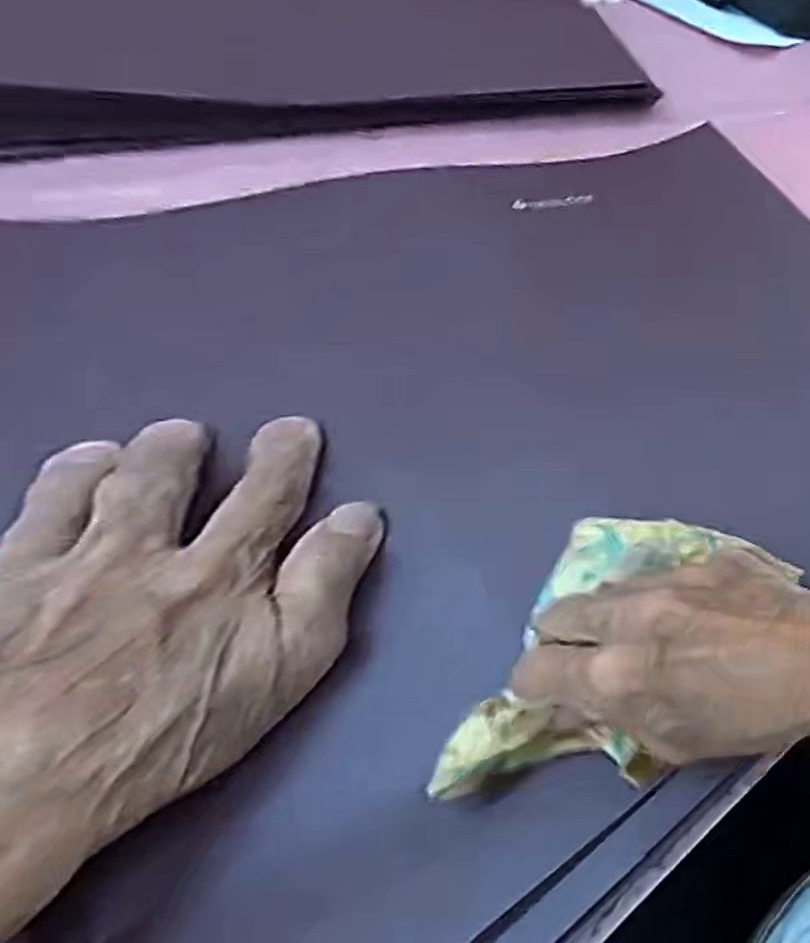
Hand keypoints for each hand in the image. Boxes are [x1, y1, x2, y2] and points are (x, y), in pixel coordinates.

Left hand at [0, 418, 382, 935]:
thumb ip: (328, 580)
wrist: (9, 795)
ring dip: (89, 471)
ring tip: (99, 453)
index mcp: (220, 571)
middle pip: (156, 489)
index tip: (294, 428)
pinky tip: (23, 507)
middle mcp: (133, 560)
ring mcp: (40, 581)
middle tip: (179, 431)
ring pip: (66, 505)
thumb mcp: (292, 659)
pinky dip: (18, 511)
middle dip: (174, 453)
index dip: (284, 459)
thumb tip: (360, 515)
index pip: (265, 498)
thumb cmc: (178, 729)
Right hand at [511, 550, 809, 765]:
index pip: (532, 669)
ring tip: (648, 628)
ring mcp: (672, 576)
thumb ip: (620, 721)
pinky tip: (695, 606)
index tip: (554, 689)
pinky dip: (659, 590)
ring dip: (613, 609)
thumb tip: (579, 706)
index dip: (536, 684)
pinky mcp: (707, 556)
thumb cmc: (760, 713)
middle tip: (595, 655)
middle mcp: (633, 614)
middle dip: (565, 637)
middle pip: (558, 612)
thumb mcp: (680, 741)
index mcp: (618, 672)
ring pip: (610, 585)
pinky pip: (661, 571)